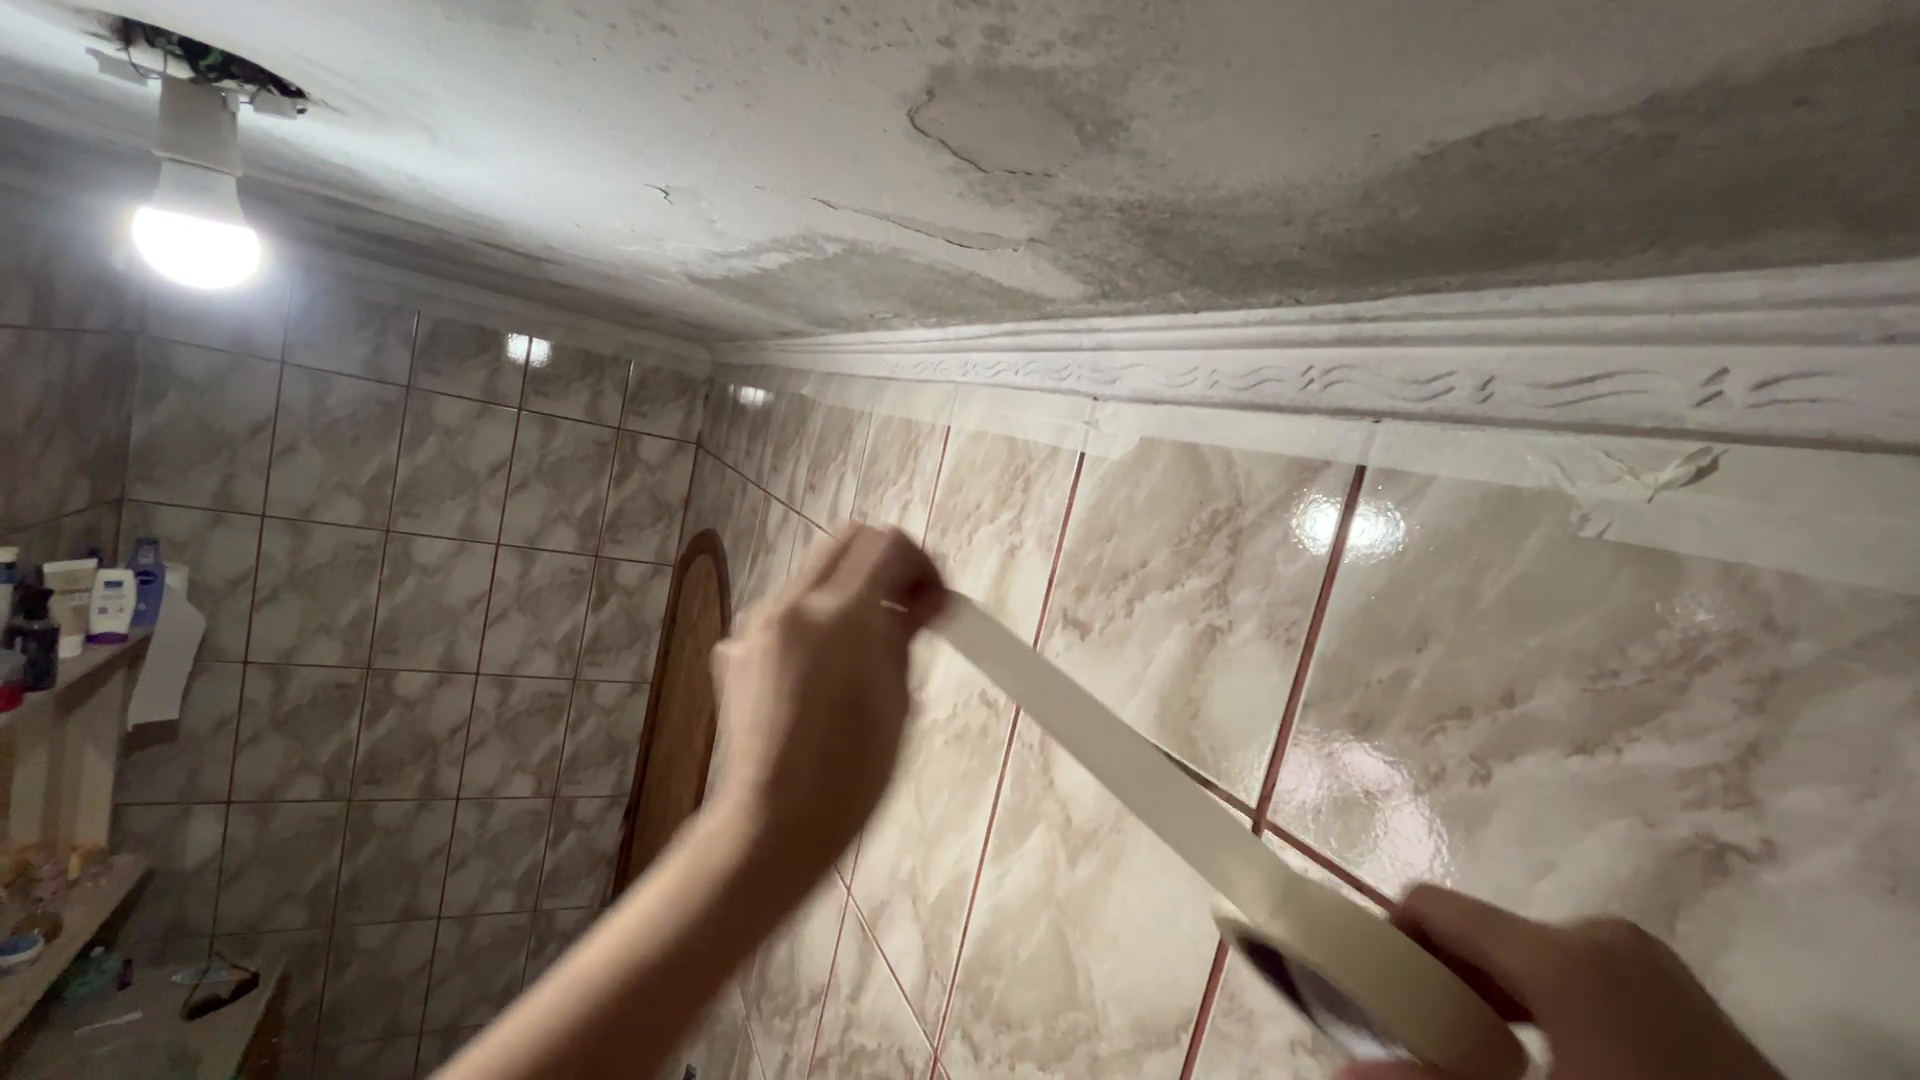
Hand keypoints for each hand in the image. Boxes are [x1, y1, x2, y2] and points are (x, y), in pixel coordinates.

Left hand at [706, 524, 944, 896]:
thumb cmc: (852, 774)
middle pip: (846, 540)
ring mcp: (757, 625)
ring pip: (814, 574)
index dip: (920, 559)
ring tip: (869, 644)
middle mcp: (791, 605)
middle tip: (908, 606)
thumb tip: (926, 597)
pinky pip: (786, 611)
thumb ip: (905, 632)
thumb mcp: (897, 700)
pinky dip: (815, 619)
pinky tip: (826, 670)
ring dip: (848, 589)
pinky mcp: (736, 649)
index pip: (885, 542)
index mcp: (840, 616)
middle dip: (884, 561)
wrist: (772, 824)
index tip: (932, 597)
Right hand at [1340, 886, 1785, 1079]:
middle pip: (1475, 932)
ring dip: (1483, 995)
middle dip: (1437, 980)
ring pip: (1519, 953)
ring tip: (1473, 1053)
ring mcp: (1638, 955)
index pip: (1432, 907)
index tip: (1370, 989)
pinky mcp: (1667, 981)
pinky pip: (1565, 968)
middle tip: (1419, 1037)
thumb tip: (1342, 1072)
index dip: (1388, 940)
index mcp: (1561, 954)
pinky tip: (1536, 1055)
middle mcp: (1595, 933)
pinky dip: (1531, 1002)